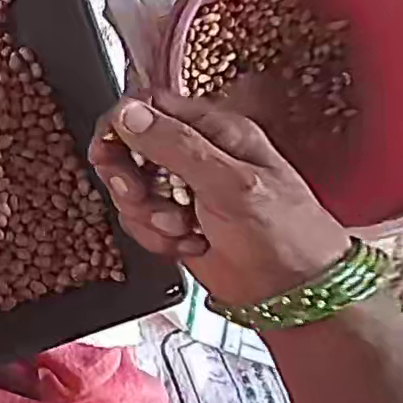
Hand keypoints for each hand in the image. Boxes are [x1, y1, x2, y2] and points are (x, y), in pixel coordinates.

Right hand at [87, 91, 348, 306]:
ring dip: (147, 215)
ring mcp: (181, 190)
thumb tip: (129, 113)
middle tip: (140, 196)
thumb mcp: (230, 183)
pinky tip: (187, 245)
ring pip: (129, 190)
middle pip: (128, 149)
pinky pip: (138, 222)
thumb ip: (176, 145)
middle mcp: (193, 155)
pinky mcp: (172, 222)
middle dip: (128, 178)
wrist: (294, 295)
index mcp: (212, 130)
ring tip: (182, 228)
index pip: (148, 107)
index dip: (121, 125)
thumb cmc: (285, 234)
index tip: (108, 149)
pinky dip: (155, 238)